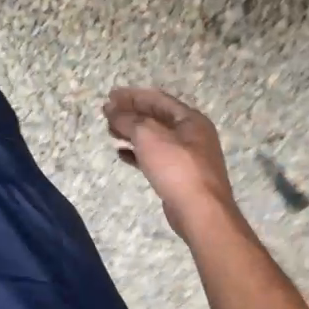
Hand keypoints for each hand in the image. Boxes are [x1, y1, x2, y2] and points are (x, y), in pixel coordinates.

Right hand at [104, 87, 237, 239]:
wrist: (201, 213)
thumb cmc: (176, 167)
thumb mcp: (147, 135)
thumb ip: (127, 119)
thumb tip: (111, 110)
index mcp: (191, 120)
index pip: (157, 99)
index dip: (132, 95)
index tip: (109, 95)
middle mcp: (192, 136)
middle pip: (156, 117)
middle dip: (130, 113)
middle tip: (107, 113)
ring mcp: (187, 157)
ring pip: (154, 138)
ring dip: (131, 132)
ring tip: (110, 131)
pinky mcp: (180, 176)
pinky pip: (155, 157)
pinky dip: (137, 152)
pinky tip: (121, 153)